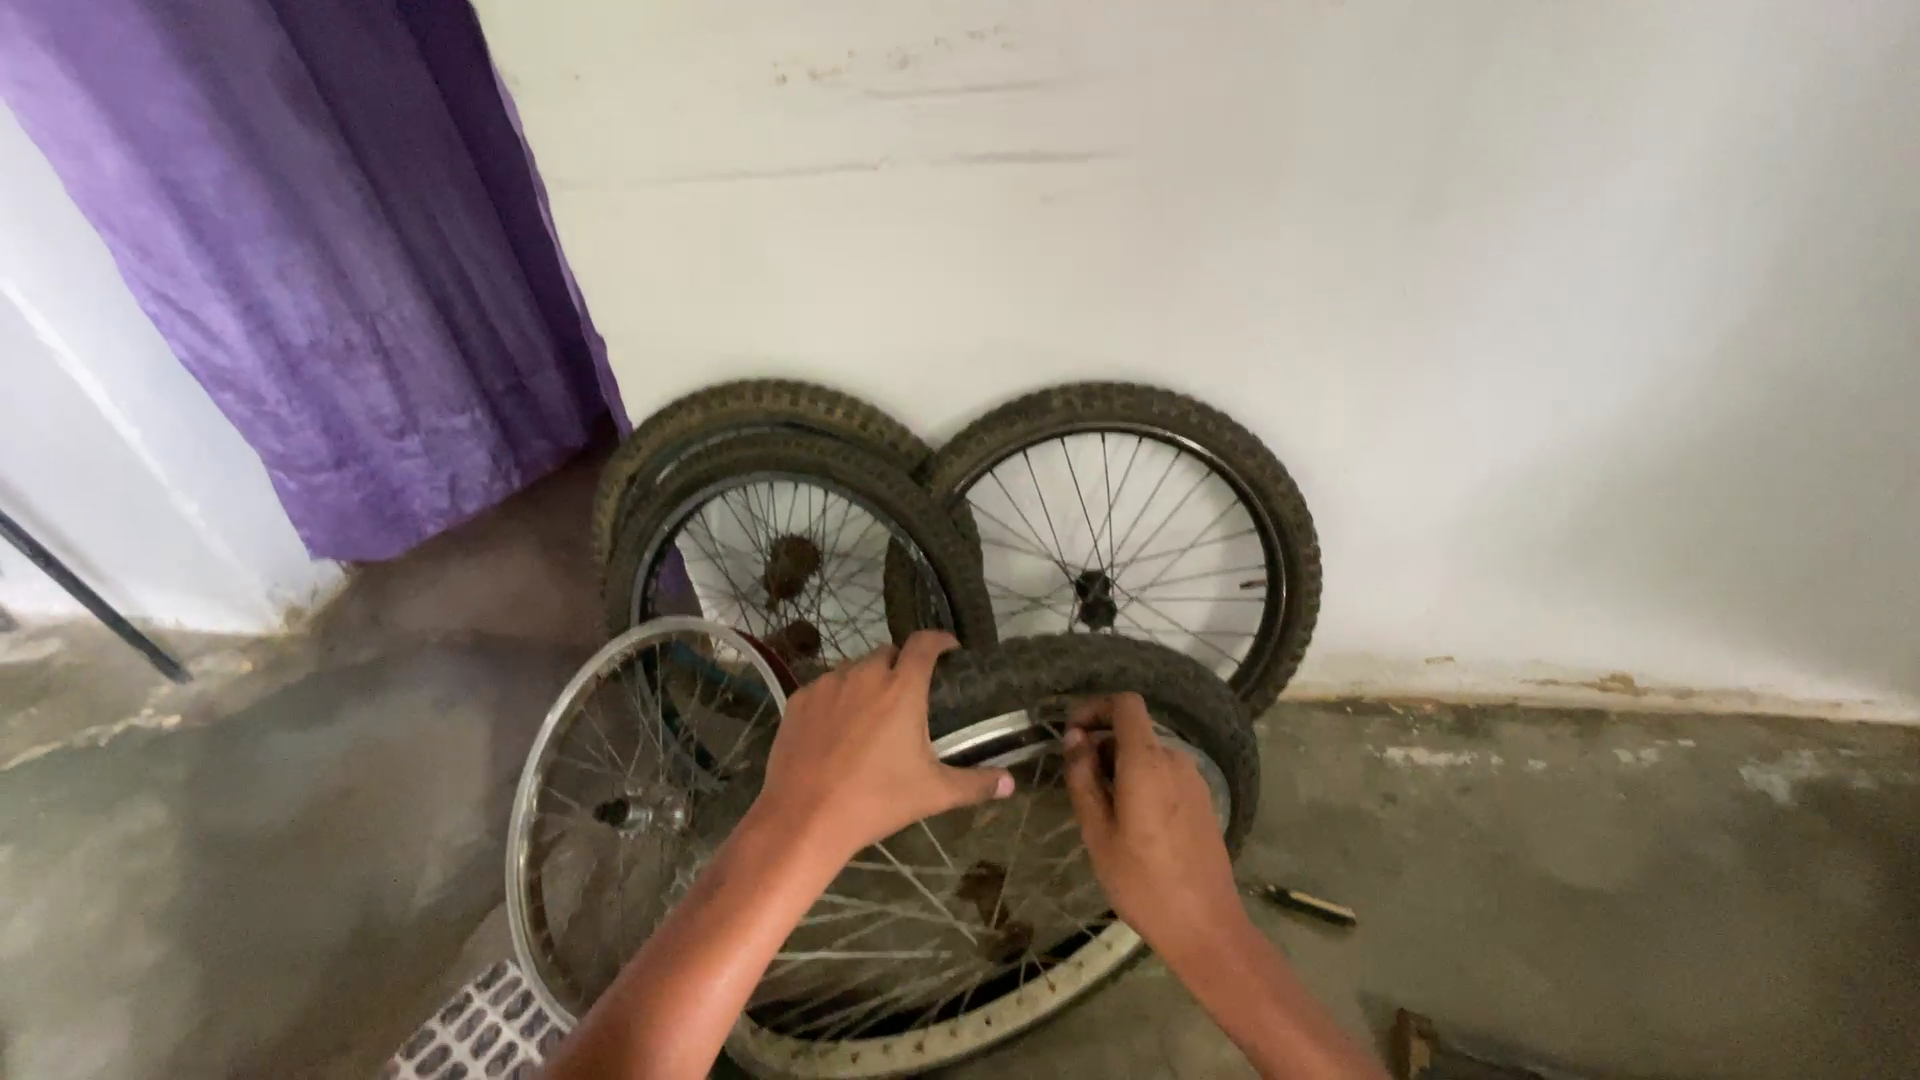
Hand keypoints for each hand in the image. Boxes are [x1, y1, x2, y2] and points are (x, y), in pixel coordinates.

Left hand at [753, 631, 1014, 859]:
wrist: (804, 818)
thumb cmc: (876, 800)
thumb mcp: (933, 793)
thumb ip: (975, 784)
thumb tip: (1010, 784)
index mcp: (902, 688)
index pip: (925, 643)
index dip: (940, 640)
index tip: (949, 649)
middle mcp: (865, 674)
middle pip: (889, 653)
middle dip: (902, 666)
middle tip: (909, 696)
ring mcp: (827, 684)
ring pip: (854, 668)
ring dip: (868, 680)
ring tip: (872, 713)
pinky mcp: (799, 699)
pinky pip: (825, 686)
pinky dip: (837, 697)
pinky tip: (837, 728)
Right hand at [1062, 693, 1243, 958]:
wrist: (1206, 926)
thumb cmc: (1142, 881)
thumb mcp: (1097, 830)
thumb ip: (1083, 777)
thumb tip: (1075, 738)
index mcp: (1147, 761)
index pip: (1125, 703)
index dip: (1095, 707)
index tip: (1072, 734)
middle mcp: (1175, 760)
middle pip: (1133, 732)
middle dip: (1101, 748)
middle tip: (1080, 789)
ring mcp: (1194, 780)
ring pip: (1147, 755)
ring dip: (1120, 769)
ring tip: (1104, 815)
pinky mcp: (1203, 800)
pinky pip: (1164, 775)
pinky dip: (1141, 783)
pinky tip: (1133, 826)